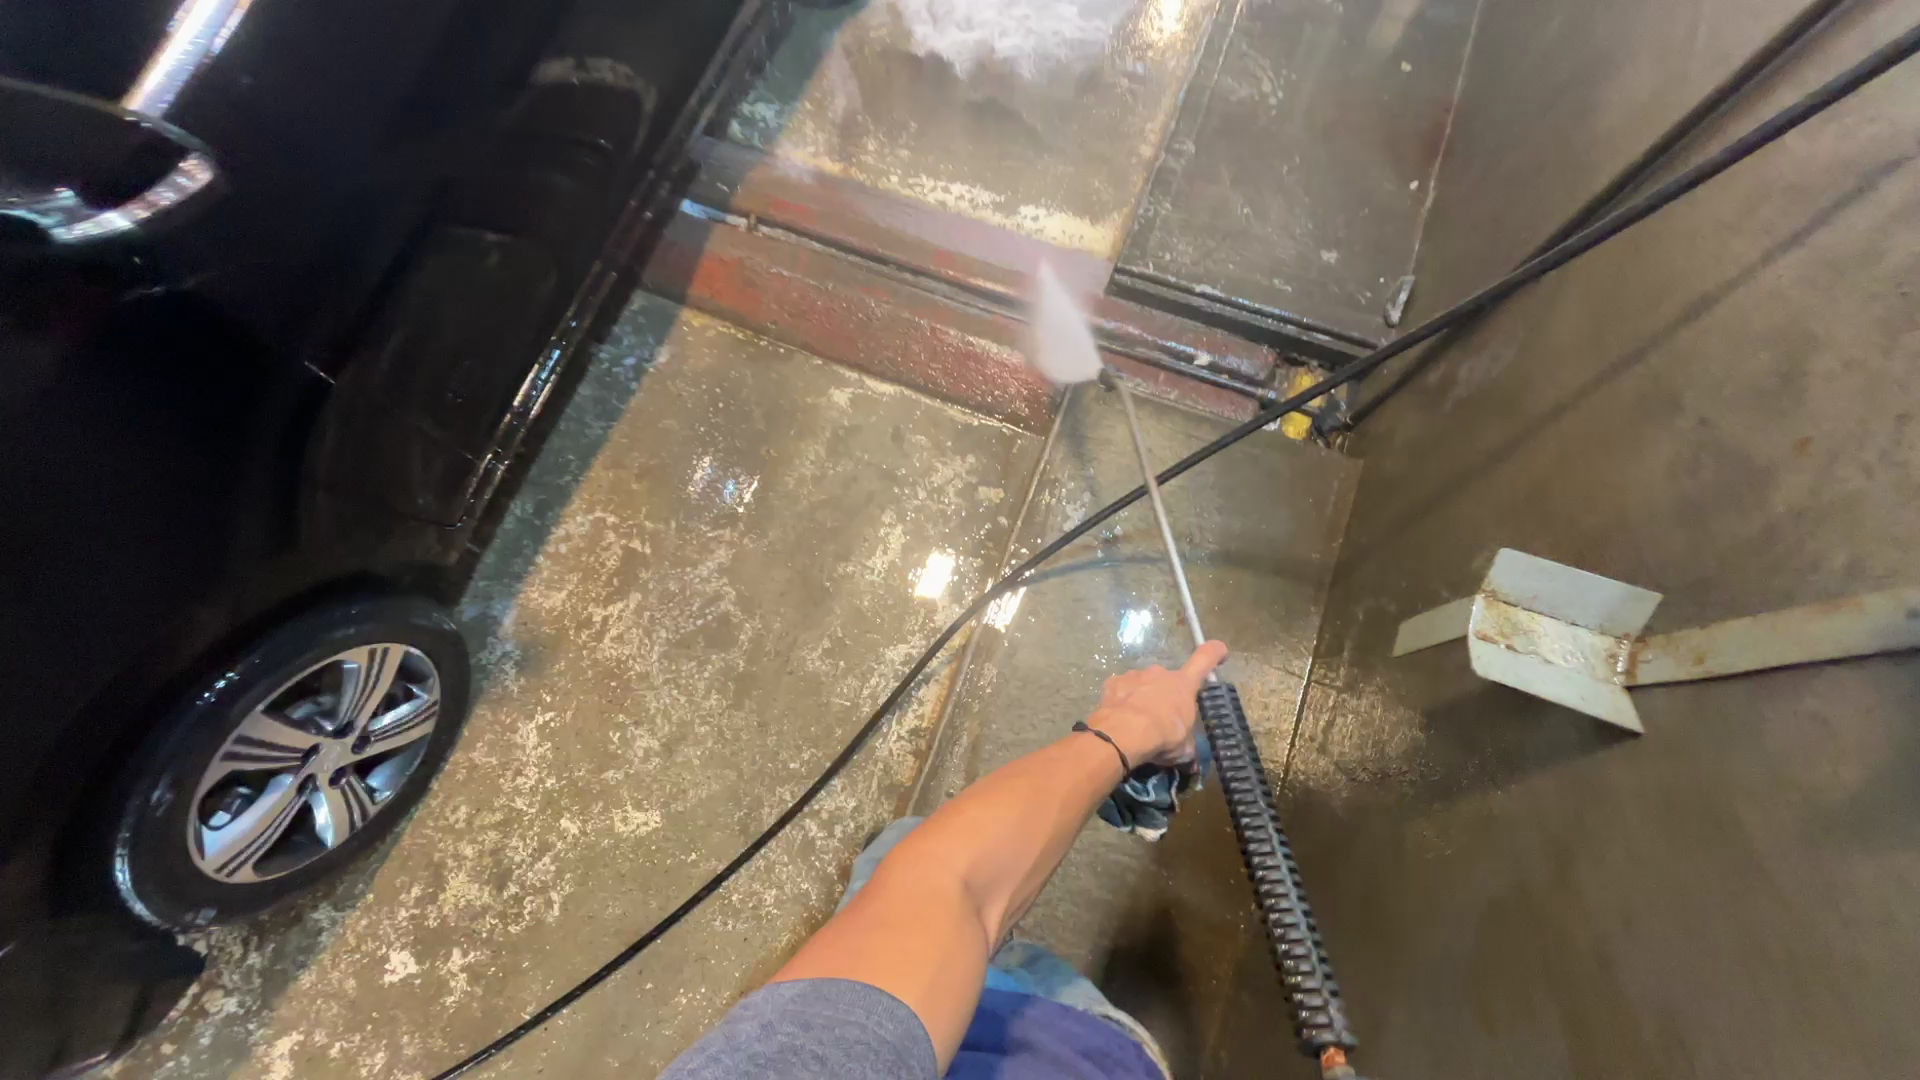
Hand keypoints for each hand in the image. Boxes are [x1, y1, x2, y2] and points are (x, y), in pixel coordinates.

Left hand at [1085, 641, 1227, 767]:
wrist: (1123, 733)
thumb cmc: (1162, 736)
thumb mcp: (1183, 749)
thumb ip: (1188, 747)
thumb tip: (1190, 760)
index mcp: (1183, 684)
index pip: (1205, 659)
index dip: (1214, 653)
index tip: (1219, 650)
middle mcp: (1160, 673)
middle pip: (1168, 680)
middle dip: (1166, 696)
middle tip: (1161, 719)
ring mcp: (1135, 675)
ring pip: (1143, 684)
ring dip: (1143, 698)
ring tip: (1137, 722)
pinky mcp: (1113, 682)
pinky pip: (1122, 690)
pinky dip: (1122, 700)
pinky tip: (1120, 717)